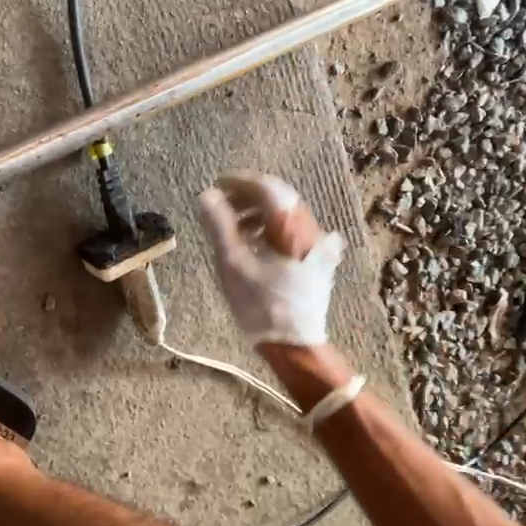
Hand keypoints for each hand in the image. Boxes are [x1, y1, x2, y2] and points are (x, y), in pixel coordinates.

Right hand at [197, 170, 345, 346]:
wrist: (294, 344)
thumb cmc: (260, 305)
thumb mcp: (232, 263)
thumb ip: (219, 225)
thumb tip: (207, 196)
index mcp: (289, 226)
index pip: (266, 188)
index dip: (239, 182)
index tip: (216, 185)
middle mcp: (309, 229)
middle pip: (279, 198)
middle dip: (248, 197)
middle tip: (222, 206)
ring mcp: (318, 245)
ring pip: (288, 215)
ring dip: (259, 213)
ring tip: (235, 227)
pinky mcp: (318, 261)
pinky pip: (296, 231)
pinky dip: (273, 229)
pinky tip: (258, 244)